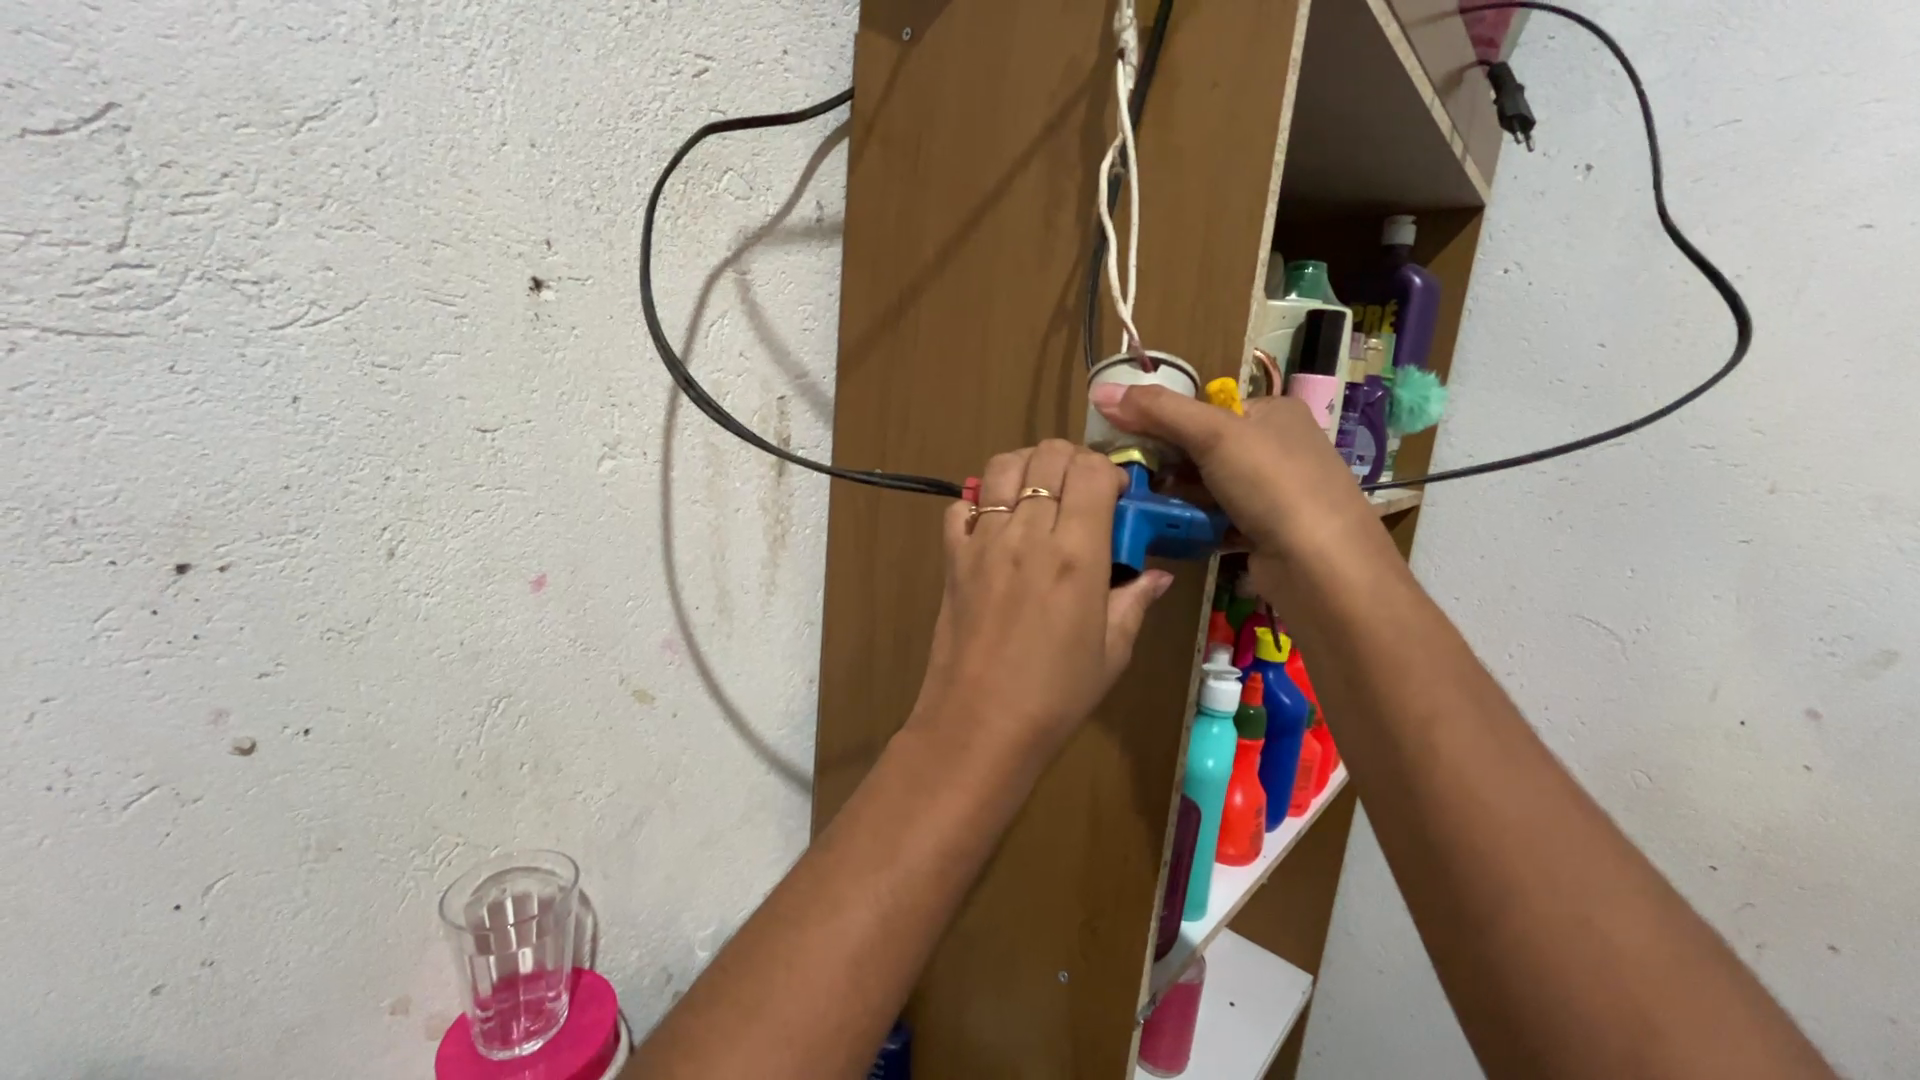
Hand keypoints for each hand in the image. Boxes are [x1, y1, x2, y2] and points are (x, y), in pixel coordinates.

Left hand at [912, 440, 1174, 757]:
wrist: (978, 724)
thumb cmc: (1056, 695)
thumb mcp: (1113, 652)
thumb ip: (1134, 602)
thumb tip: (1157, 575)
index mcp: (1076, 553)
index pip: (1090, 470)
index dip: (1107, 472)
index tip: (1116, 498)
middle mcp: (1027, 533)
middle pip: (1046, 456)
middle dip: (1071, 461)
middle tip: (1081, 493)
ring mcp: (982, 541)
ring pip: (1001, 467)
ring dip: (1026, 468)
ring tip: (1040, 495)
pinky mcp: (951, 558)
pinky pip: (960, 506)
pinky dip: (979, 501)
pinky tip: (996, 526)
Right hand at [1089, 383, 1381, 592]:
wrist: (1322, 566)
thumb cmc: (1272, 484)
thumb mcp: (1212, 434)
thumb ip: (1158, 411)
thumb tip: (1100, 390)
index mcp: (1273, 412)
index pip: (1207, 408)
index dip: (1164, 421)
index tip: (1126, 441)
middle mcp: (1278, 448)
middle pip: (1205, 449)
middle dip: (1168, 465)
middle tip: (1130, 478)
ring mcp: (1275, 494)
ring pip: (1210, 489)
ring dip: (1178, 499)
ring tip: (1143, 507)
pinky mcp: (1267, 534)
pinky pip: (1219, 522)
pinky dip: (1195, 526)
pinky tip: (1171, 533)